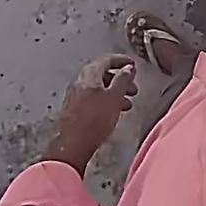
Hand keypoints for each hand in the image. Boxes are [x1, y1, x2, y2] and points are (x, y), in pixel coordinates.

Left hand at [43, 54, 137, 173]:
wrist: (73, 145)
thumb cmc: (94, 119)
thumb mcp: (115, 97)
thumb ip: (123, 80)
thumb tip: (128, 68)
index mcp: (89, 75)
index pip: (106, 60)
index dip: (121, 61)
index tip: (132, 65)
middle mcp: (80, 82)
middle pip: (103, 74)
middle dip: (120, 79)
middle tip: (133, 87)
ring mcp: (76, 96)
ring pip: (99, 88)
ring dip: (115, 92)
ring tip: (127, 103)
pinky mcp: (75, 109)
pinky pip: (94, 99)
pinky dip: (106, 101)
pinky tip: (114, 112)